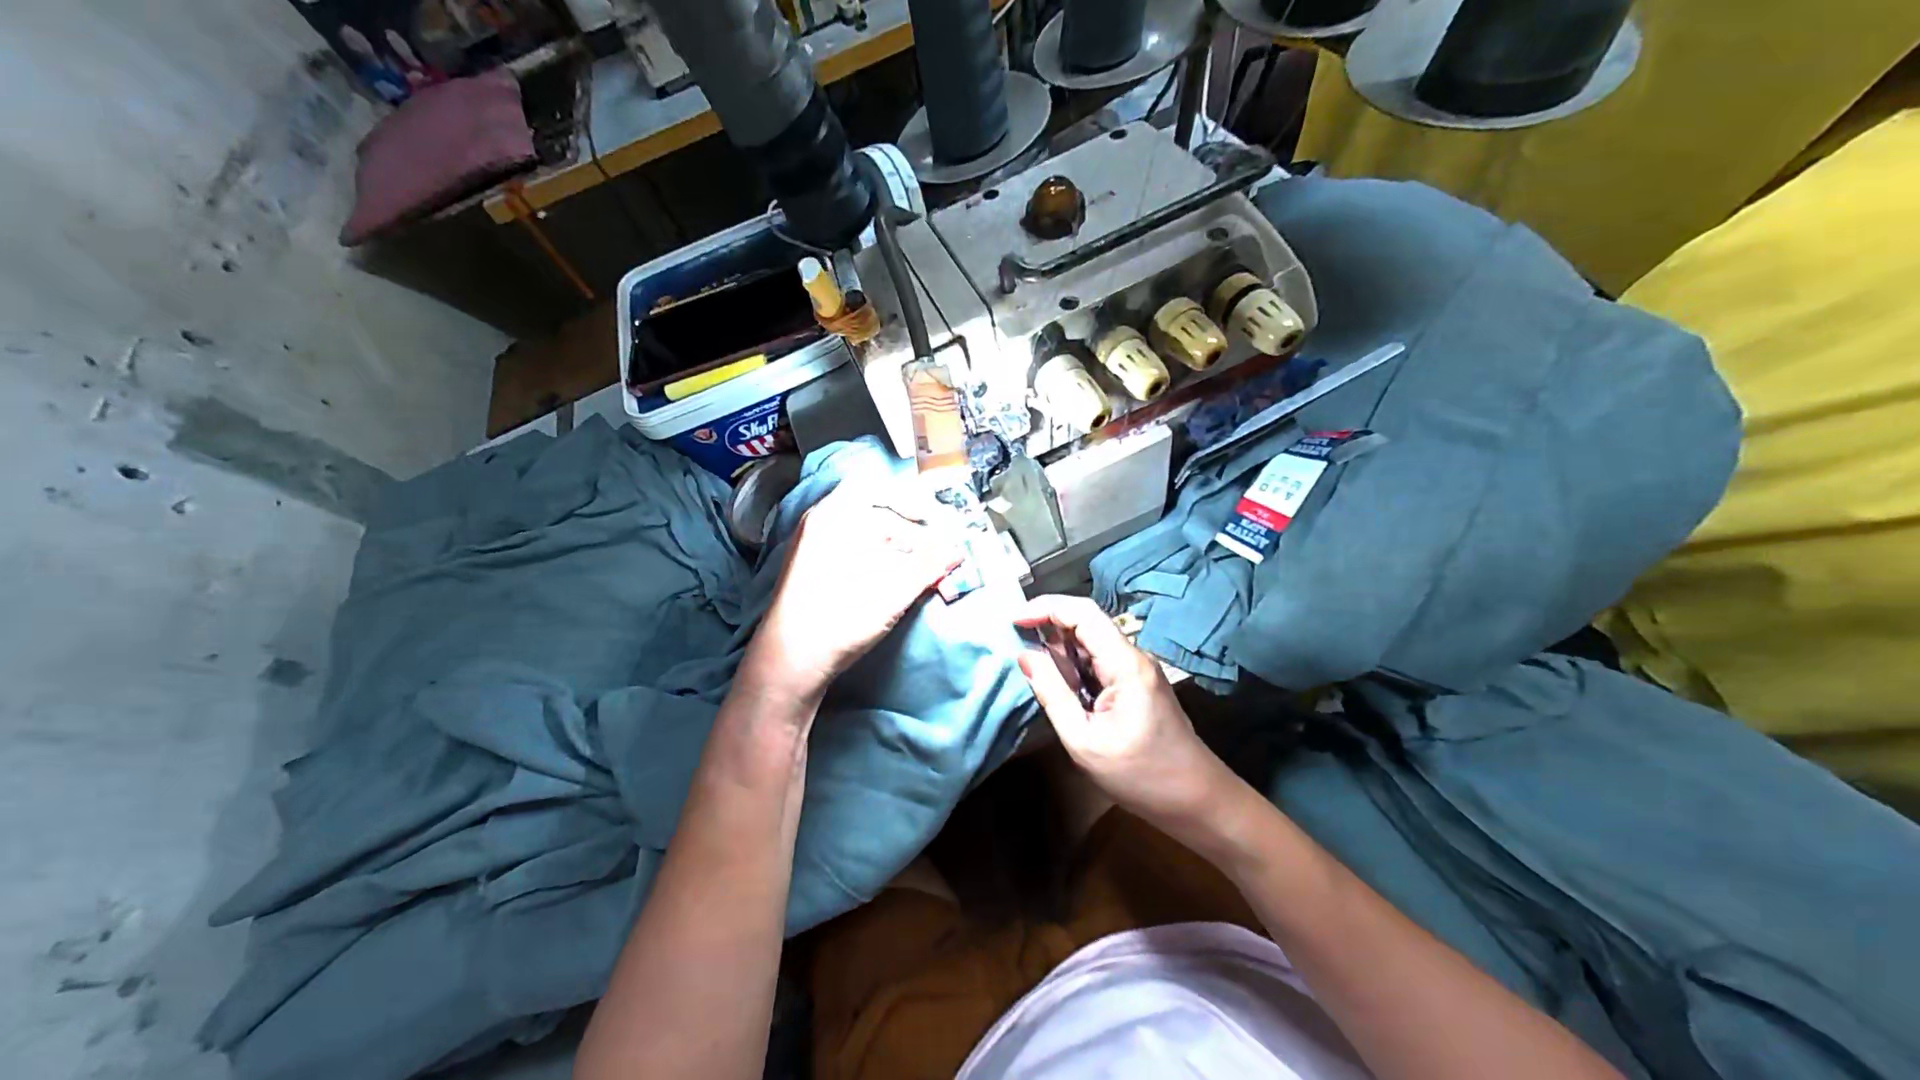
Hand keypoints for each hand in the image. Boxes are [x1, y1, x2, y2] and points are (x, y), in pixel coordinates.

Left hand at [745, 483, 963, 702]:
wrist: (788, 662)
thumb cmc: (840, 618)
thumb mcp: (893, 591)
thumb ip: (929, 567)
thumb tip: (956, 551)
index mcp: (834, 516)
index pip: (878, 491)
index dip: (910, 502)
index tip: (933, 520)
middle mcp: (819, 524)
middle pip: (873, 514)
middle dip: (908, 532)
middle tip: (933, 554)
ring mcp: (811, 547)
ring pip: (862, 535)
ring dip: (894, 549)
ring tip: (917, 571)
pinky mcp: (810, 571)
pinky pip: (850, 551)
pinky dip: (875, 560)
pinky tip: (890, 582)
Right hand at [1014, 595, 1243, 835]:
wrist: (1196, 800)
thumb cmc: (1141, 775)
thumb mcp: (1084, 740)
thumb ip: (1053, 694)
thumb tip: (1026, 656)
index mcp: (1125, 664)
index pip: (1084, 613)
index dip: (1047, 608)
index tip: (1015, 620)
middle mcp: (1133, 657)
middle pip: (1087, 623)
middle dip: (1049, 627)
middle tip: (1017, 645)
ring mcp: (1137, 670)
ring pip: (1092, 643)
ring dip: (1060, 649)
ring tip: (1032, 666)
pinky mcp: (1136, 685)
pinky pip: (1100, 662)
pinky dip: (1074, 666)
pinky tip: (1057, 683)